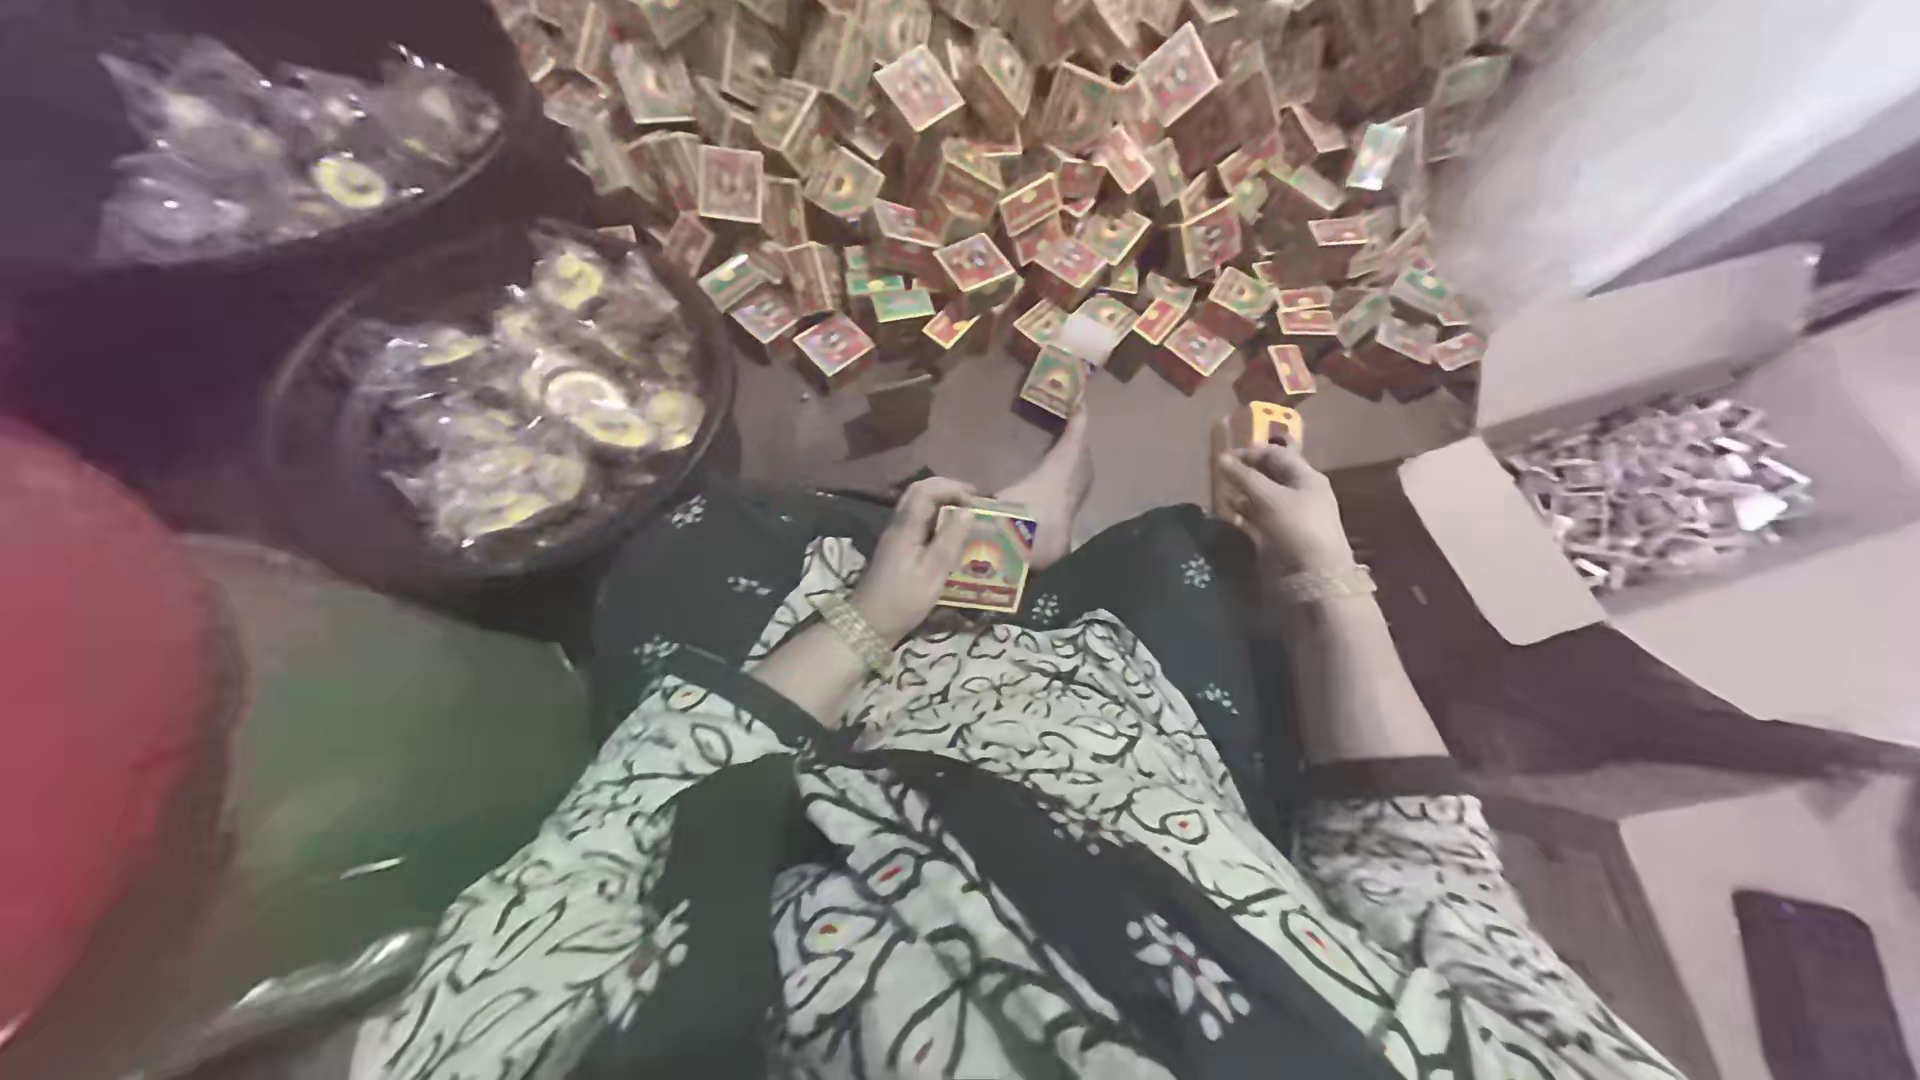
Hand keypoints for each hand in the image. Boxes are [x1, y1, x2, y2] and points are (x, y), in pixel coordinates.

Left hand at [851, 477, 975, 642]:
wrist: (870, 623)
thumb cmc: (904, 599)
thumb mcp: (933, 572)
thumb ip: (950, 539)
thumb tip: (968, 511)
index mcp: (905, 527)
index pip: (926, 490)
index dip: (952, 488)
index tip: (975, 500)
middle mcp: (897, 524)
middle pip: (919, 492)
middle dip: (947, 489)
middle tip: (973, 499)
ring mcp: (895, 536)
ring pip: (917, 505)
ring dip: (942, 502)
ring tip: (966, 513)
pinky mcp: (896, 547)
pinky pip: (917, 521)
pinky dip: (936, 518)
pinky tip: (950, 533)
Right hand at [1215, 444, 1355, 577]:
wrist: (1317, 572)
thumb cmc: (1296, 526)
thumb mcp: (1269, 497)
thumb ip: (1244, 477)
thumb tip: (1221, 459)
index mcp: (1306, 476)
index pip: (1276, 454)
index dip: (1251, 453)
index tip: (1226, 459)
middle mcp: (1303, 490)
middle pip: (1271, 474)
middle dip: (1246, 473)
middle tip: (1222, 477)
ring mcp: (1296, 512)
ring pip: (1266, 495)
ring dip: (1245, 493)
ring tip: (1225, 496)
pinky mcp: (1288, 532)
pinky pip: (1265, 514)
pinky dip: (1249, 511)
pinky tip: (1234, 514)